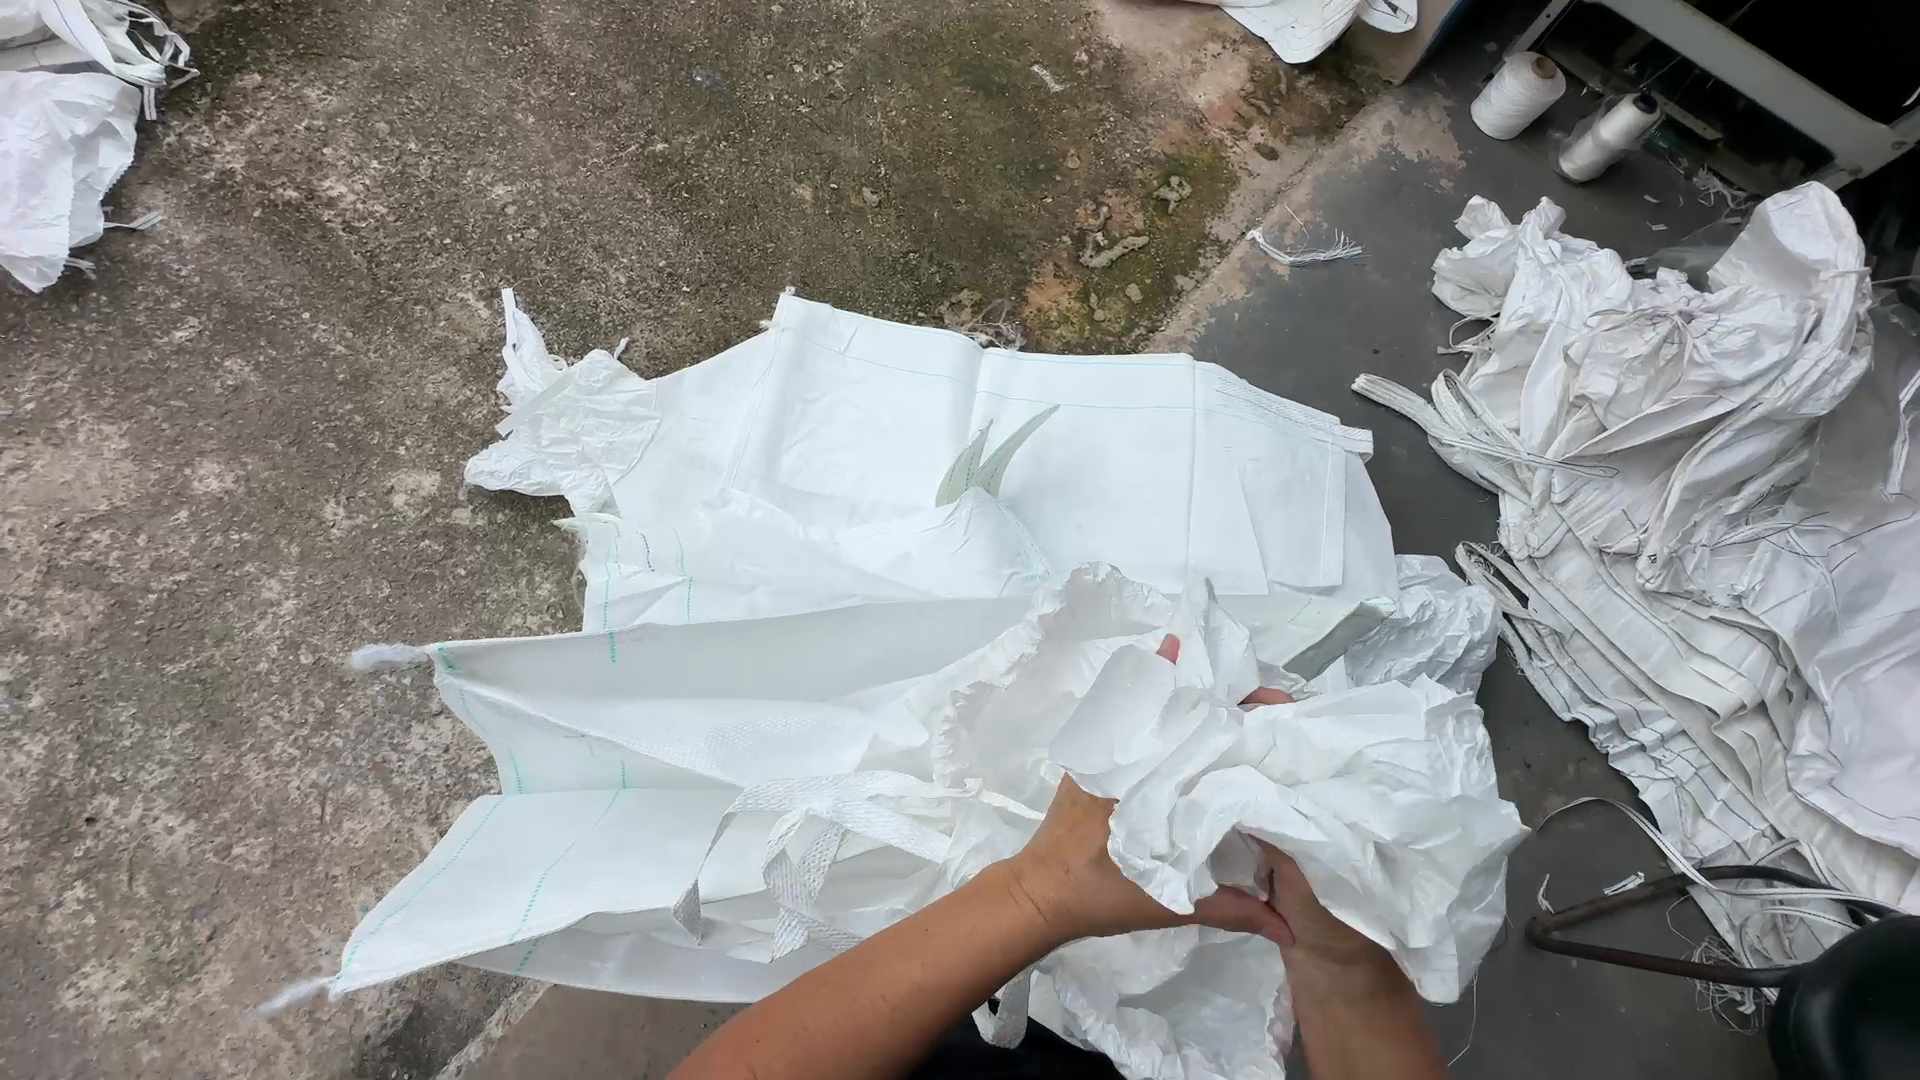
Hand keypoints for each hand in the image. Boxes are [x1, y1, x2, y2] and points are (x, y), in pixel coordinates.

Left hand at [1002, 634, 1298, 944]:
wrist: (1041, 890)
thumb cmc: (1102, 896)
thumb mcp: (1168, 904)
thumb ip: (1230, 909)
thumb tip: (1289, 927)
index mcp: (1152, 784)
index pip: (1206, 735)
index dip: (1246, 715)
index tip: (1280, 703)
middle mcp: (1130, 757)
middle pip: (1185, 714)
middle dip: (1229, 702)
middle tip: (1273, 700)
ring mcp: (1106, 752)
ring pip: (1155, 710)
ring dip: (1191, 695)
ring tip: (1234, 691)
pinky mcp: (1089, 756)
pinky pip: (1124, 718)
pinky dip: (1146, 696)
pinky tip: (1166, 672)